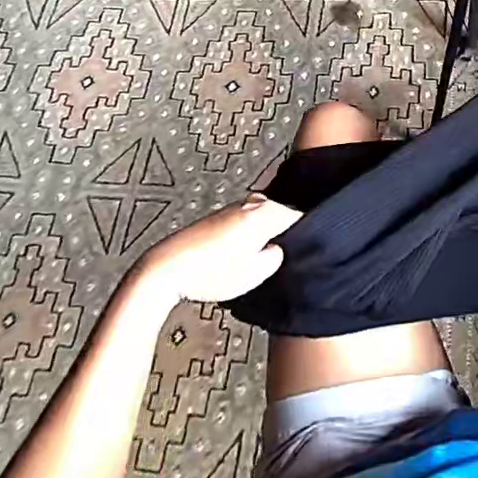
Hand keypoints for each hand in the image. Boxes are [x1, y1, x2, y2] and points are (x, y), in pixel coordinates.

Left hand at [129, 194, 301, 305]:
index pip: (299, 215)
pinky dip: (251, 232)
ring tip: (264, 257)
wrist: (166, 269)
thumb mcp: (254, 274)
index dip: (308, 232)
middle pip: (282, 212)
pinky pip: (248, 220)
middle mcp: (252, 203)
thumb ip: (275, 257)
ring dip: (267, 231)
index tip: (311, 246)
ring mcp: (234, 207)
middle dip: (286, 230)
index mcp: (266, 212)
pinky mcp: (219, 216)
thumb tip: (276, 248)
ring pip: (264, 216)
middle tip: (288, 254)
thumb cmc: (211, 272)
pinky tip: (244, 253)